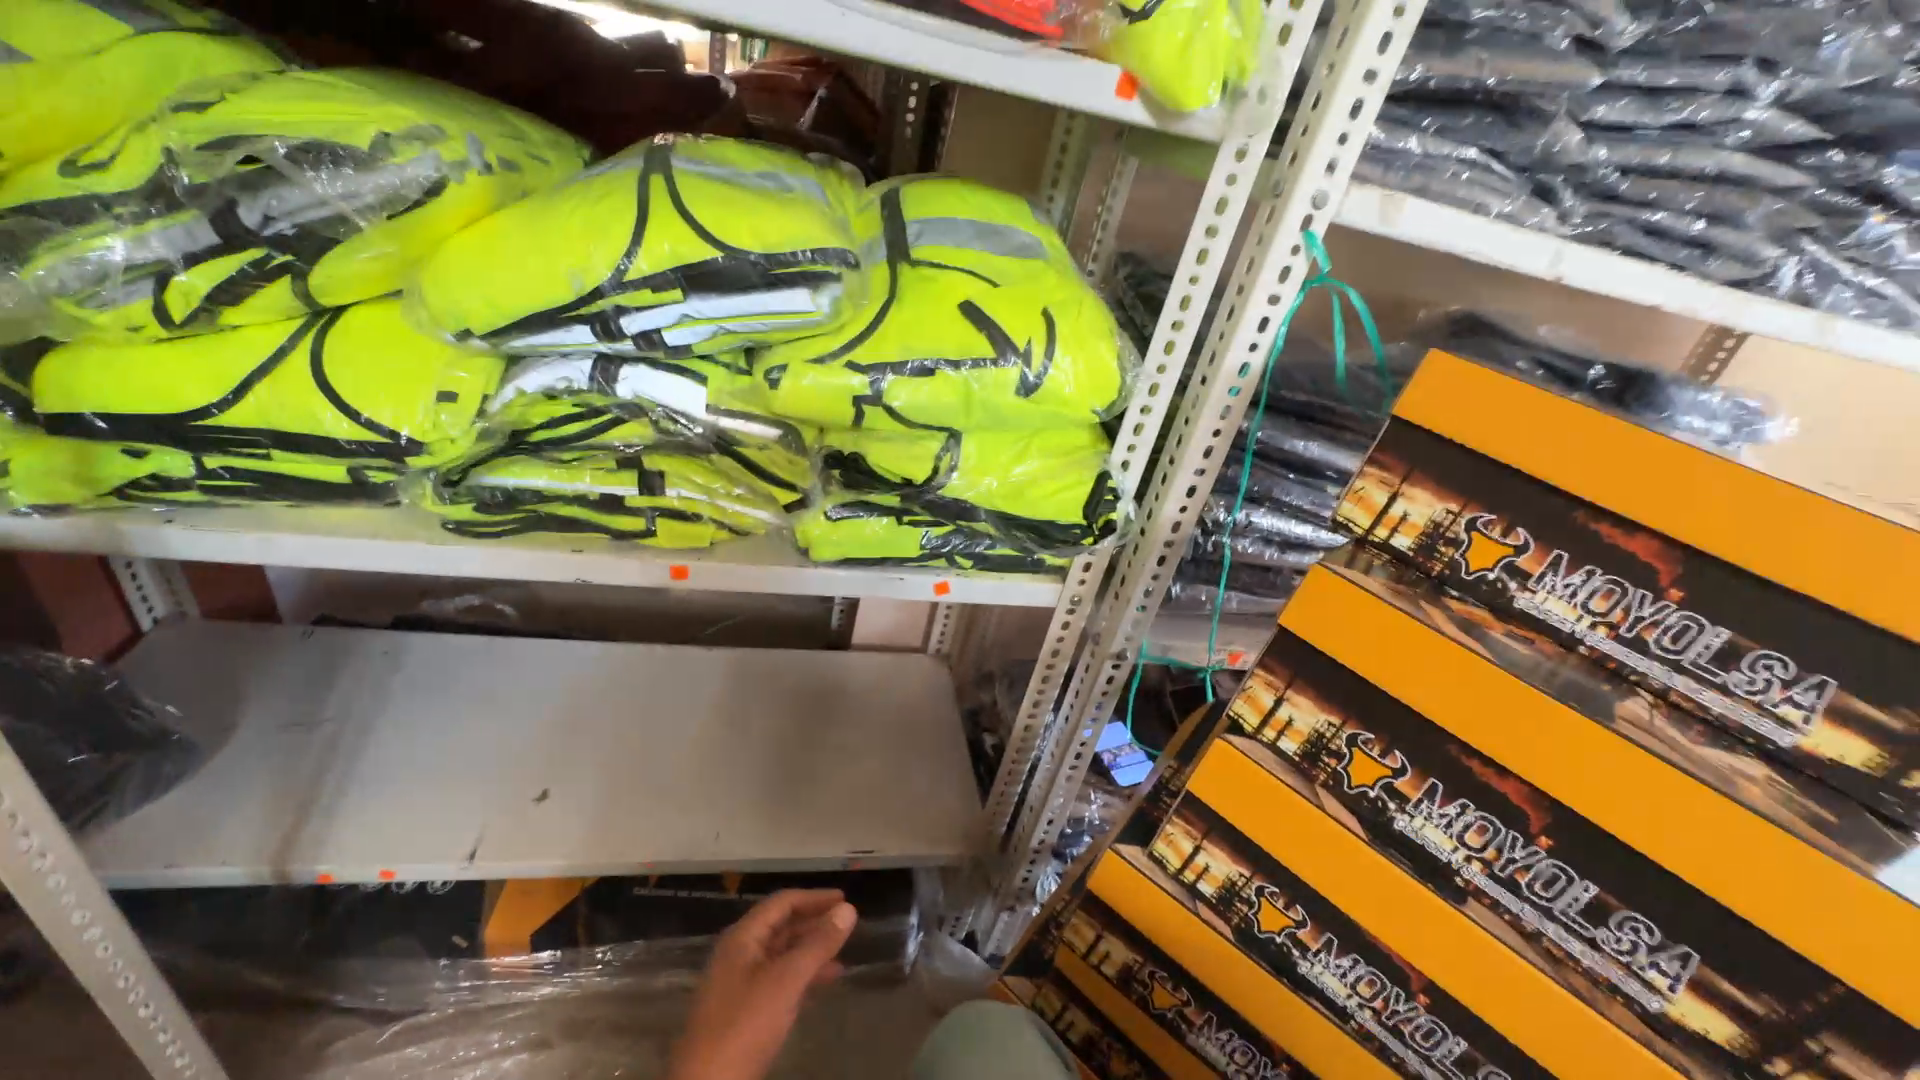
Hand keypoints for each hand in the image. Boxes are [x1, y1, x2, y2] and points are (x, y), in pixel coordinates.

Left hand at [666, 889, 858, 1079]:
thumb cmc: (745, 1026)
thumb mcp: (786, 981)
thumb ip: (817, 944)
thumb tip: (848, 909)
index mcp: (742, 939)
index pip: (781, 903)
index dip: (814, 898)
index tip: (845, 899)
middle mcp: (739, 955)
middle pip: (781, 927)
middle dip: (814, 923)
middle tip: (848, 925)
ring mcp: (740, 984)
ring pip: (782, 955)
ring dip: (811, 950)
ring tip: (843, 954)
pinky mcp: (746, 1011)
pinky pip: (780, 980)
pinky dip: (803, 976)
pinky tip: (824, 984)